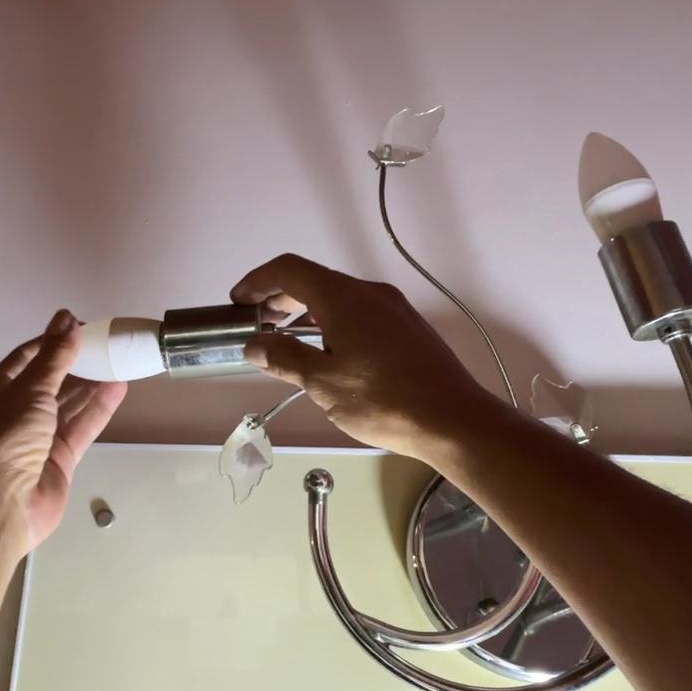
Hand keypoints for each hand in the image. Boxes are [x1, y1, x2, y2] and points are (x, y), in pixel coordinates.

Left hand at [0, 310, 127, 553]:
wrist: (0, 505)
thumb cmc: (5, 439)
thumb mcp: (30, 390)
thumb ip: (54, 356)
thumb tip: (65, 317)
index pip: (26, 358)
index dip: (53, 342)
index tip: (81, 328)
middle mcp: (16, 413)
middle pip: (51, 382)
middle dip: (77, 364)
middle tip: (107, 345)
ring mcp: (38, 438)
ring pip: (69, 405)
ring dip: (92, 385)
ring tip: (119, 362)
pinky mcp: (59, 460)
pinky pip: (82, 428)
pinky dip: (99, 409)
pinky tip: (119, 389)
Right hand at [231, 254, 499, 457]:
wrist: (453, 420)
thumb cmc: (383, 400)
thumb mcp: (323, 383)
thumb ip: (285, 358)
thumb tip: (256, 345)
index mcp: (344, 298)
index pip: (290, 270)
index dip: (258, 281)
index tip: (238, 302)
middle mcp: (370, 294)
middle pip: (314, 281)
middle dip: (279, 298)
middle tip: (256, 323)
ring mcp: (393, 310)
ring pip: (337, 299)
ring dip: (305, 313)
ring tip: (285, 341)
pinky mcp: (407, 329)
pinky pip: (358, 313)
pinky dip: (330, 323)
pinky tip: (325, 352)